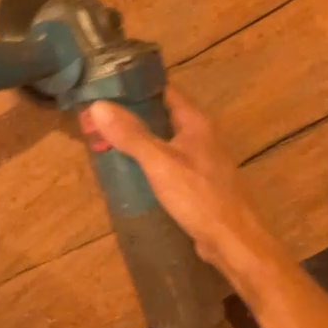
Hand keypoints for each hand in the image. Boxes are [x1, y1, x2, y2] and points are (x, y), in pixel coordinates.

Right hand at [84, 88, 281, 281]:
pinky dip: (146, 160)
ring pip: (163, 139)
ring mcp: (200, 159)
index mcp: (195, 122)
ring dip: (137, 138)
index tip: (106, 87)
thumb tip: (97, 106)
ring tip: (104, 140)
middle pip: (161, 115)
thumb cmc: (198, 196)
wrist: (231, 240)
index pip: (164, 91)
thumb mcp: (160, 162)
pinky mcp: (196, 181)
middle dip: (130, 115)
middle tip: (96, 118)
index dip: (136, 86)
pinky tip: (128, 169)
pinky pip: (166, 161)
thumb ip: (131, 134)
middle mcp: (200, 135)